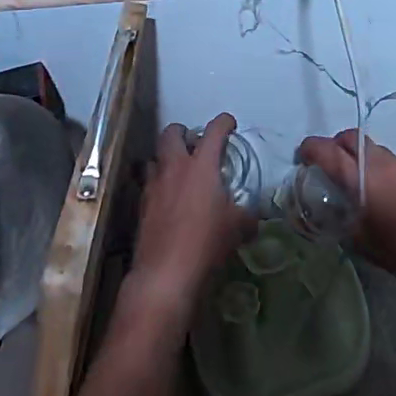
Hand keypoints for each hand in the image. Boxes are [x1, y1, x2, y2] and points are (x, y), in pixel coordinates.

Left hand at [126, 113, 255, 318]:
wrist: (165, 272)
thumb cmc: (206, 244)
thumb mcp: (237, 229)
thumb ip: (247, 216)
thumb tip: (254, 216)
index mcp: (201, 166)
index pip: (213, 132)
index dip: (223, 123)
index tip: (229, 123)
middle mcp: (174, 167)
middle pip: (172, 132)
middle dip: (184, 132)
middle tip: (196, 143)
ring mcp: (154, 183)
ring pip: (156, 155)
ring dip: (167, 157)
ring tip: (179, 170)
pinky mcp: (142, 202)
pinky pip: (149, 181)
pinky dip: (159, 181)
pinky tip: (168, 197)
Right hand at [298, 128, 395, 291]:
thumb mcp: (364, 245)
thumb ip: (341, 223)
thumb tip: (323, 215)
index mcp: (362, 180)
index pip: (326, 150)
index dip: (309, 149)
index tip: (302, 159)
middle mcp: (381, 164)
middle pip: (349, 137)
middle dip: (333, 146)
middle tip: (327, 168)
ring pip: (371, 148)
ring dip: (357, 157)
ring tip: (356, 184)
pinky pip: (390, 161)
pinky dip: (378, 169)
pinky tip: (383, 195)